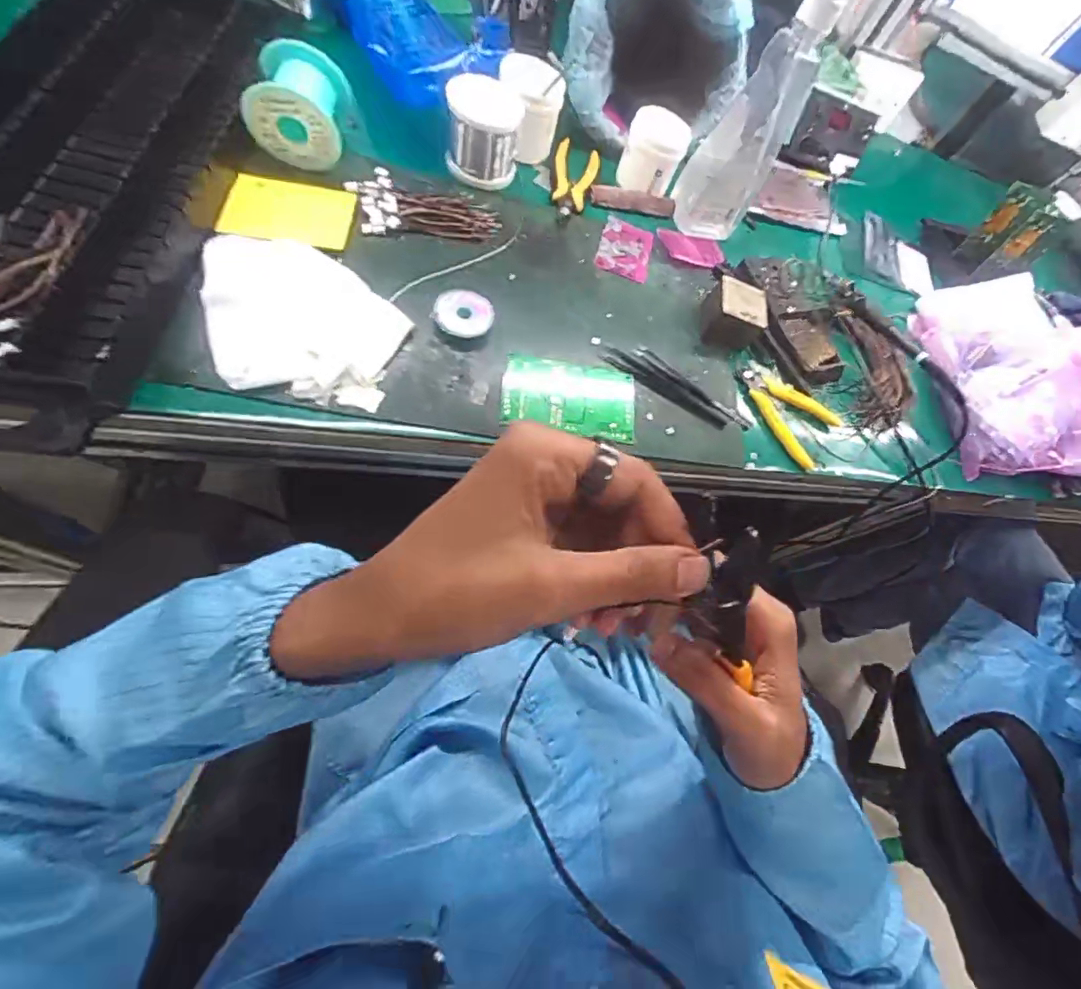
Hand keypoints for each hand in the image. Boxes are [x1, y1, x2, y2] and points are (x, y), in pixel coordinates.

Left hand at [271, 423, 711, 678]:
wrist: (379, 618)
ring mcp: (528, 488)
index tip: (689, 579)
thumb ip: (633, 573)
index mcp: (544, 452)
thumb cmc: (461, 592)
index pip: (635, 477)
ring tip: (614, 628)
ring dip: (615, 576)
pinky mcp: (519, 517)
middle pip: (619, 503)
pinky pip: (573, 540)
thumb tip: (701, 570)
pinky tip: (591, 618)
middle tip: (649, 619)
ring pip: (598, 527)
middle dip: (638, 561)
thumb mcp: (553, 585)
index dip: (668, 527)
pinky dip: (588, 577)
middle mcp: (540, 458)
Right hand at [650, 589, 809, 789]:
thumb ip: (706, 682)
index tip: (653, 594)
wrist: (779, 775)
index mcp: (771, 624)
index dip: (689, 579)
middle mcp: (755, 614)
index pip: (728, 579)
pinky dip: (667, 623)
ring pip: (693, 597)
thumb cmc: (772, 749)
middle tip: (637, 614)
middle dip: (670, 594)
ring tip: (636, 620)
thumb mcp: (744, 722)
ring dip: (664, 608)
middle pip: (706, 583)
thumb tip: (660, 641)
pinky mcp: (718, 639)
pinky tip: (645, 629)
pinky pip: (688, 617)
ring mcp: (735, 624)